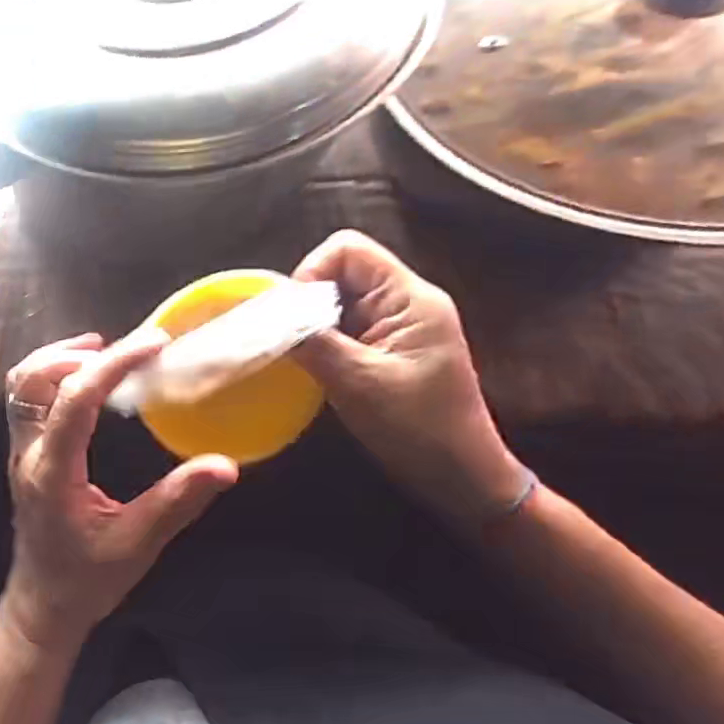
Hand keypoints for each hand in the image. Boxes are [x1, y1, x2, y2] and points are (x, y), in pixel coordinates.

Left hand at [0, 330, 239, 649]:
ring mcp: (19, 451)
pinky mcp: (23, 454)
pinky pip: (26, 399)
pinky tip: (86, 382)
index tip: (152, 344)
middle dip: (77, 354)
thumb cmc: (85, 580)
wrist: (42, 602)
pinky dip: (52, 377)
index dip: (112, 365)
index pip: (74, 400)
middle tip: (127, 349)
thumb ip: (176, 502)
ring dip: (58, 359)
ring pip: (21, 385)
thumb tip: (224, 464)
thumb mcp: (136, 545)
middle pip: (31, 380)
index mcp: (52, 470)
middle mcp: (27, 452)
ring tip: (104, 352)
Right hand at [291, 230, 528, 528]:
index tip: (292, 314)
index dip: (311, 271)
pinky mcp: (385, 346)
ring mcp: (396, 324)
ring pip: (335, 300)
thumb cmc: (416, 426)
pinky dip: (318, 339)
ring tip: (301, 356)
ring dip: (310, 323)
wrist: (458, 474)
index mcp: (410, 298)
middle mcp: (404, 301)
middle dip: (305, 301)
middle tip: (291, 340)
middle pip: (339, 271)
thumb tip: (265, 317)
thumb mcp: (355, 381)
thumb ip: (310, 341)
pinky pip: (341, 325)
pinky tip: (313, 366)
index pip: (348, 249)